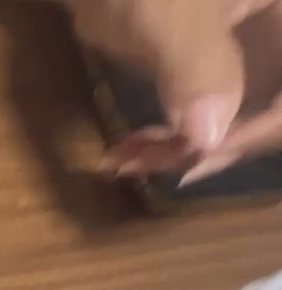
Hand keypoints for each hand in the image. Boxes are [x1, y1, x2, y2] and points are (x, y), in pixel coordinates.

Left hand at [68, 0, 281, 182]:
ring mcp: (271, 40)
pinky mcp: (242, 54)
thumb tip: (208, 139)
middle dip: (219, 144)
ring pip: (256, 110)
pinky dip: (183, 132)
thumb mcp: (170, 20)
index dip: (258, 133)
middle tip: (141, 164)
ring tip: (128, 159)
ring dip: (194, 145)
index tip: (189, 161)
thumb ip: (197, 70)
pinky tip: (135, 145)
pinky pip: (229, 104)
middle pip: (280, 107)